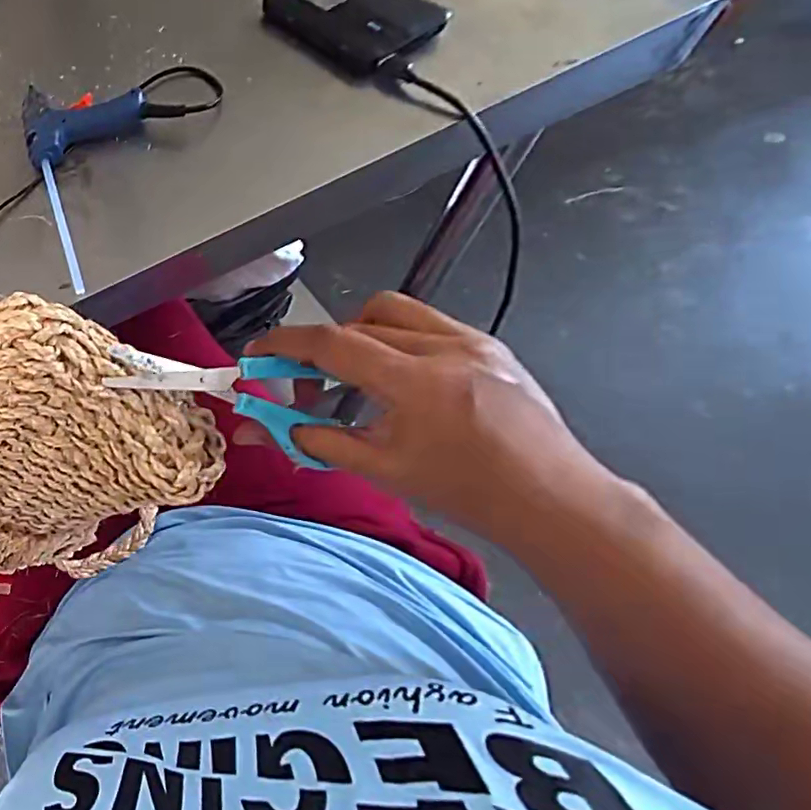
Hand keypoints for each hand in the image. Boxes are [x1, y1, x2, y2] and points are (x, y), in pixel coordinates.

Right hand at [246, 292, 624, 542]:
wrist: (552, 498)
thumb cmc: (468, 490)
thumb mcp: (380, 469)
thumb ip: (313, 440)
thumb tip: (260, 430)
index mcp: (417, 381)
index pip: (332, 342)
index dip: (284, 343)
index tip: (258, 353)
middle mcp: (445, 348)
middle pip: (355, 323)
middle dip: (316, 349)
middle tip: (302, 386)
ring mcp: (472, 341)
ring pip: (390, 312)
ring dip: (354, 335)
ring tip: (349, 377)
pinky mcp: (487, 344)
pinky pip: (423, 324)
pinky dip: (391, 340)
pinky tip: (393, 379)